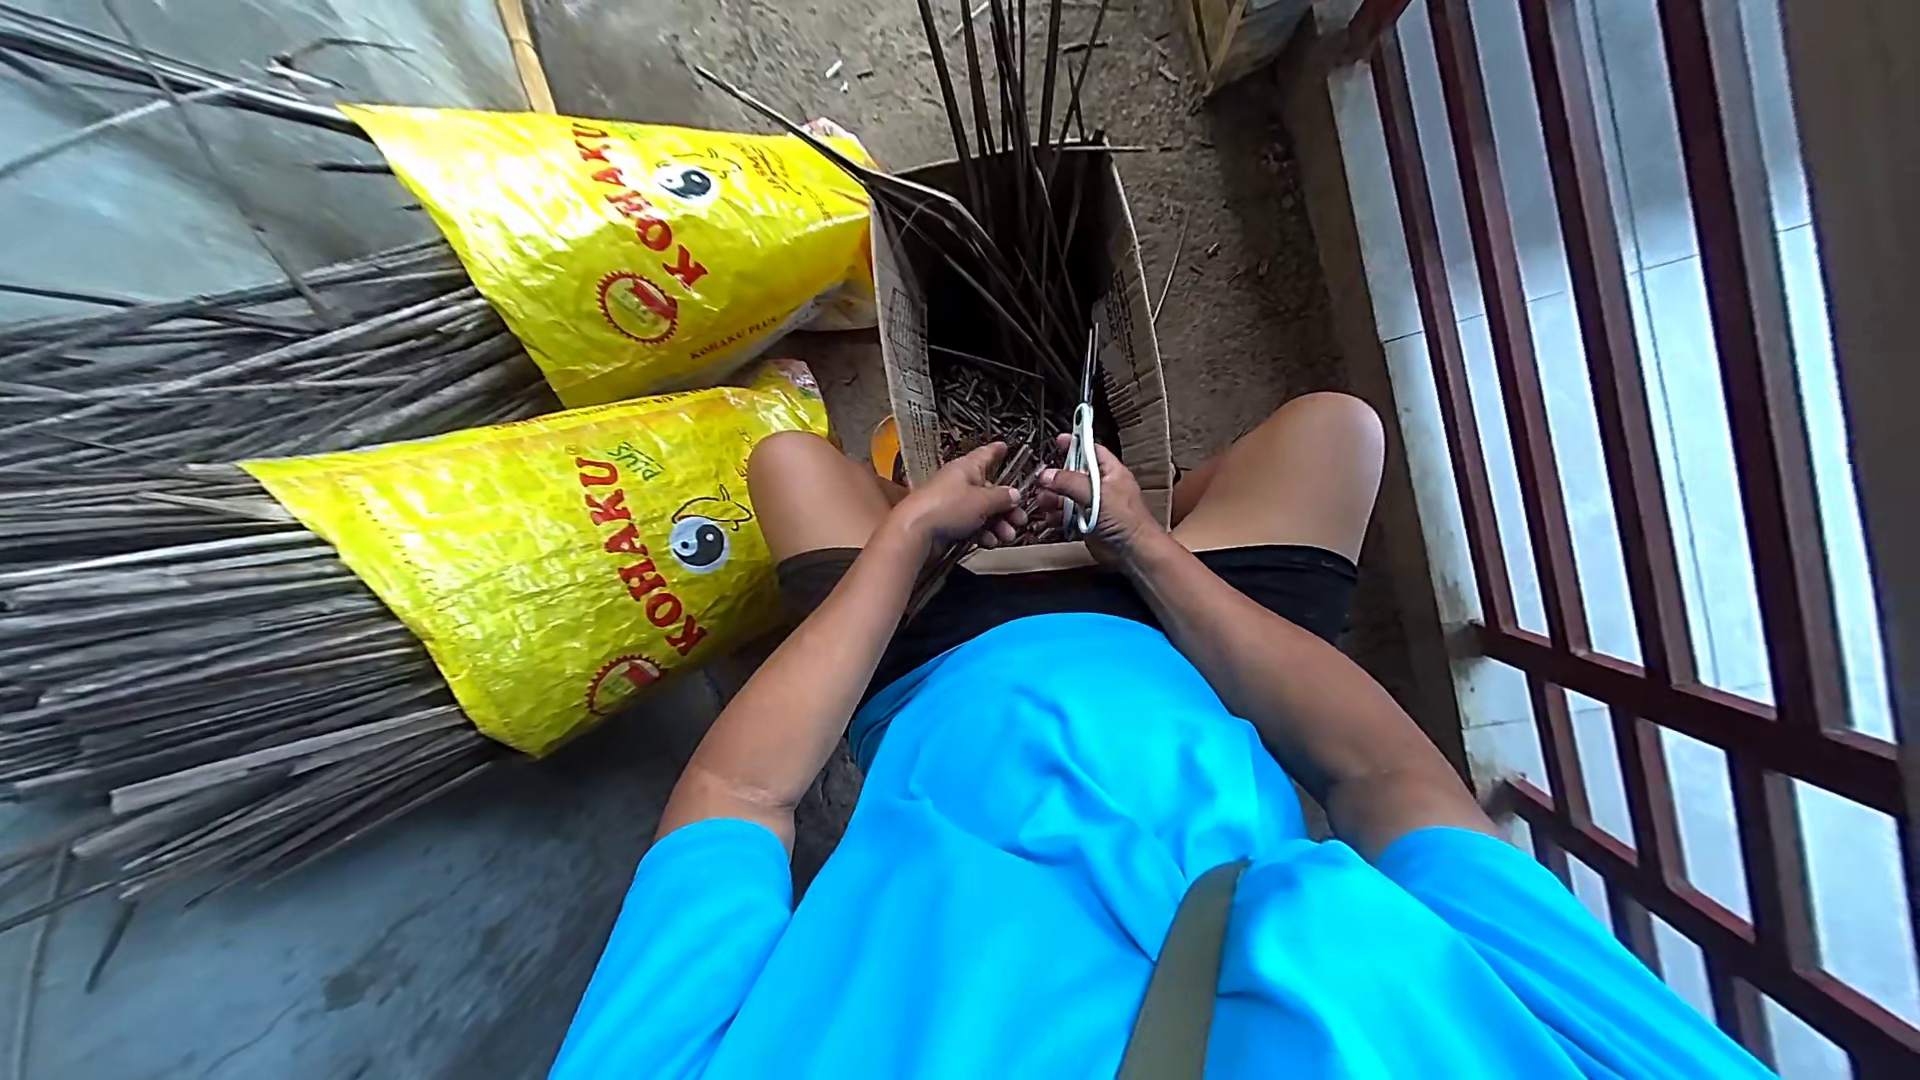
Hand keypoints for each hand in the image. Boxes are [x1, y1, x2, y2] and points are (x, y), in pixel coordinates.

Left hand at [891, 442, 1027, 549]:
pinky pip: (972, 527)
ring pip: (983, 512)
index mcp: (966, 468)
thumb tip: (1014, 494)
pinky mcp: (949, 525)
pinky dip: (983, 534)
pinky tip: (990, 542)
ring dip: (998, 524)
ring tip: (1007, 536)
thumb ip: (1002, 497)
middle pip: (990, 491)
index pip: (985, 454)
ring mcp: (953, 505)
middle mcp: (960, 484)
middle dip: (1007, 506)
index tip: (1005, 447)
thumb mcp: (982, 500)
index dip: (997, 451)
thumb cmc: (946, 507)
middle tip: (1020, 519)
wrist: (916, 533)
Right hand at [1036, 434, 1163, 566]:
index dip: (1076, 444)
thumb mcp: (1097, 494)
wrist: (1132, 553)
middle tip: (1043, 481)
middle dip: (1056, 479)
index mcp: (1111, 473)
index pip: (1091, 451)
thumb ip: (1070, 482)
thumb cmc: (1128, 521)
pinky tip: (1053, 518)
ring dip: (1053, 499)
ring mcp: (1093, 506)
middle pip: (1073, 475)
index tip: (1059, 440)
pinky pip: (1066, 515)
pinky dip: (1057, 517)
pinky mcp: (1086, 523)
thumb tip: (1048, 474)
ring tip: (1046, 502)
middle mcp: (1102, 488)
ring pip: (1066, 496)